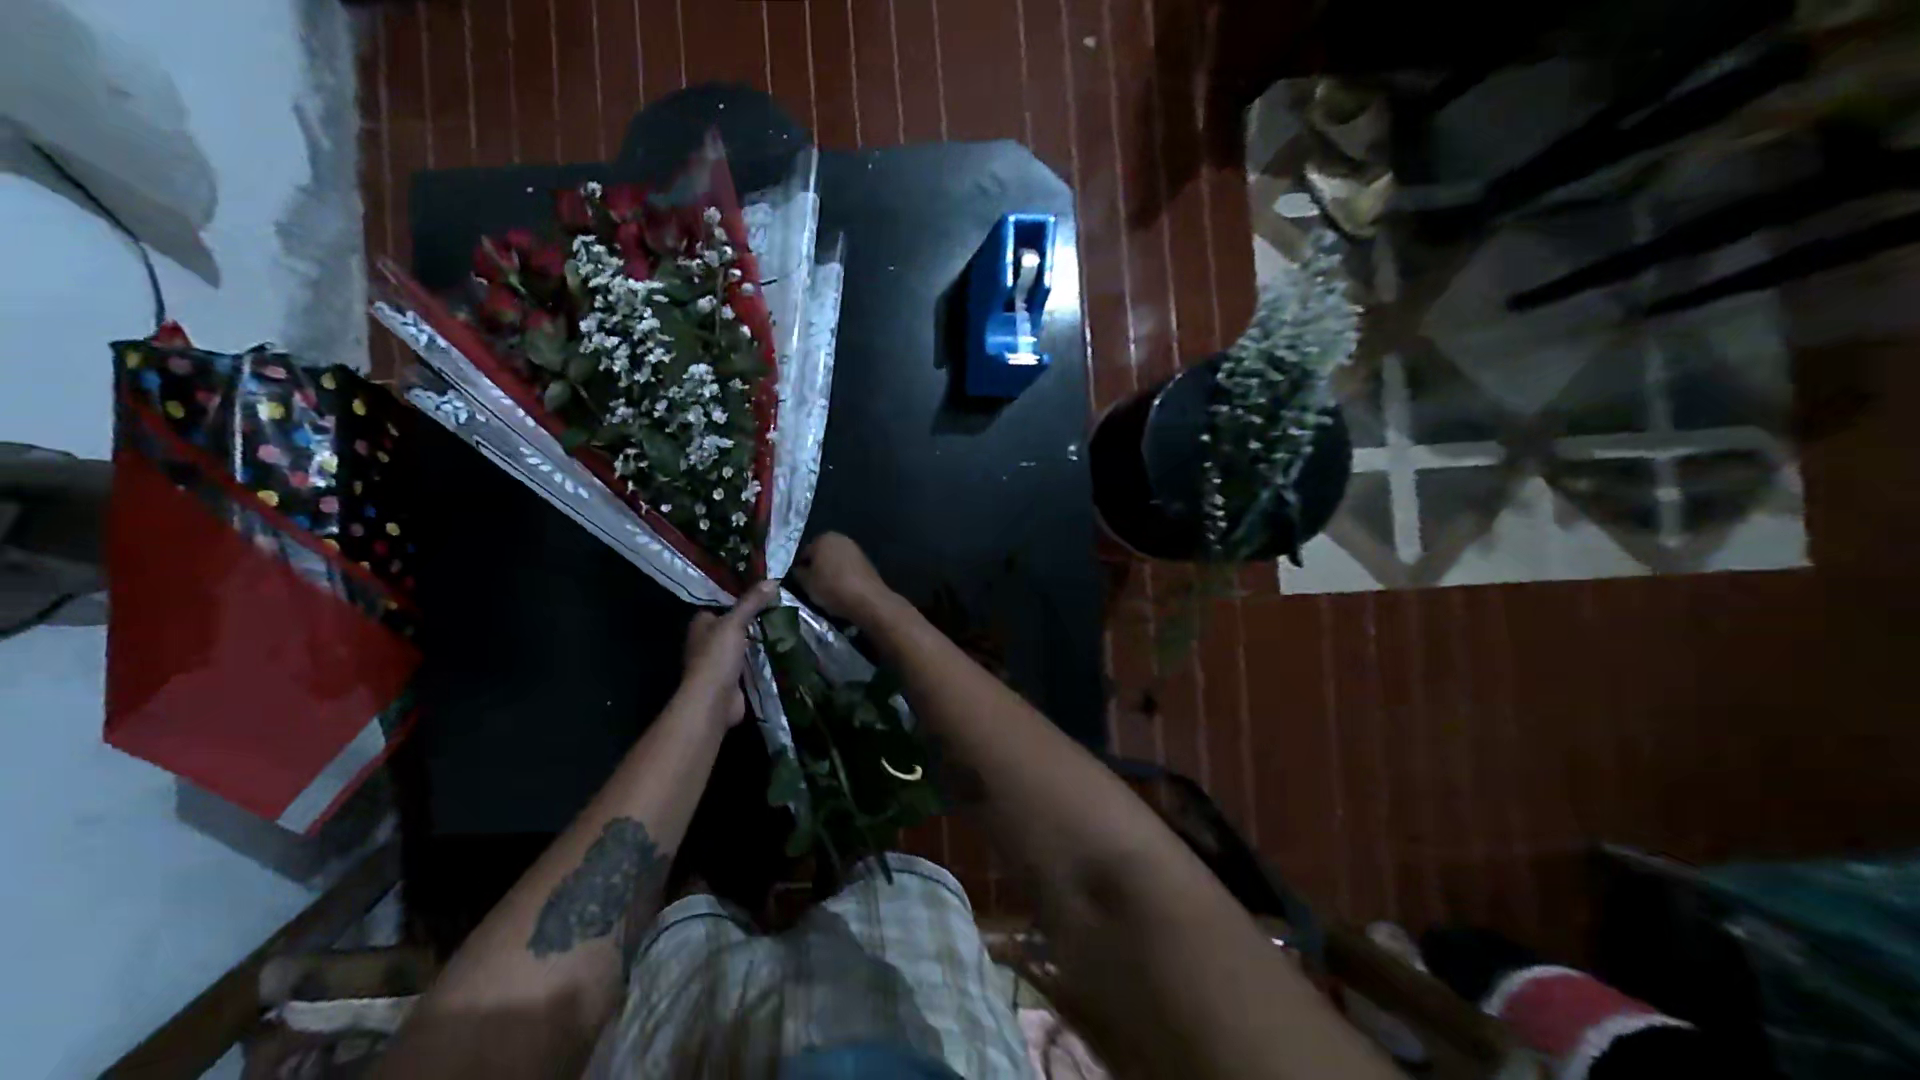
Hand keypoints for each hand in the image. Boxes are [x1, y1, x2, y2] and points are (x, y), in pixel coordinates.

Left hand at [680, 579, 779, 727]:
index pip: (721, 602)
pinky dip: (762, 654)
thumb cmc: (717, 657)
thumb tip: (773, 580)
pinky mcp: (733, 676)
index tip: (764, 587)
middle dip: (754, 616)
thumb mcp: (734, 623)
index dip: (741, 594)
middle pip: (734, 621)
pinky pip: (750, 659)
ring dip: (760, 635)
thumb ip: (751, 602)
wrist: (713, 701)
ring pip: (743, 640)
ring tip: (785, 621)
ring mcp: (720, 659)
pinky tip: (781, 646)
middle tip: (780, 603)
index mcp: (701, 623)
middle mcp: (708, 639)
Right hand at [794, 533, 895, 623]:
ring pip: (835, 562)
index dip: (801, 570)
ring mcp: (855, 548)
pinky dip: (843, 576)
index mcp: (823, 538)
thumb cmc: (832, 588)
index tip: (802, 584)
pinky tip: (842, 589)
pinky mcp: (866, 561)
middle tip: (814, 587)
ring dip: (830, 572)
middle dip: (817, 568)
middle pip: (821, 555)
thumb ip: (799, 573)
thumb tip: (799, 570)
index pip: (804, 554)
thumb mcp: (806, 583)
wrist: (868, 599)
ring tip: (828, 590)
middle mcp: (840, 538)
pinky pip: (847, 568)